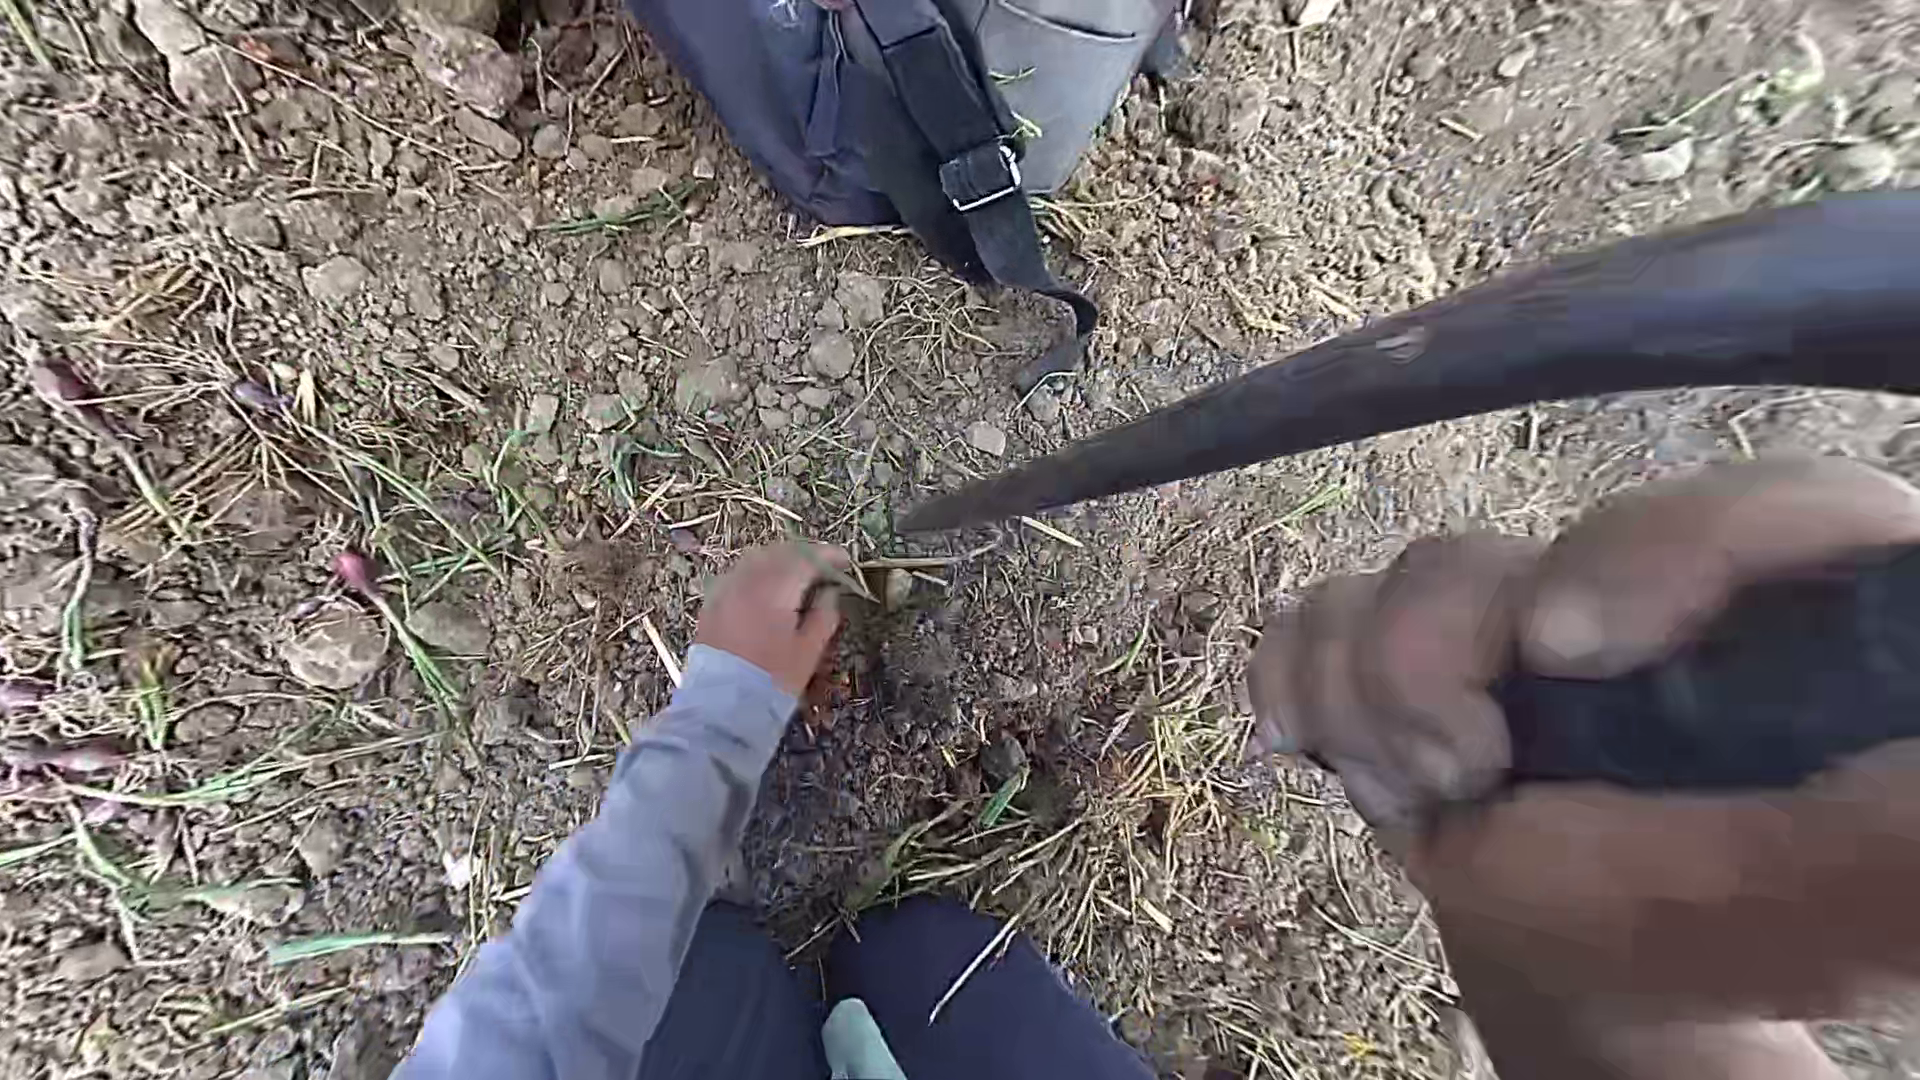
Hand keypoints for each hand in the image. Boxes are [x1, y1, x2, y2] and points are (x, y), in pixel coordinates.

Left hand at [693, 543, 847, 696]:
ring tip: (797, 573)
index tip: (845, 561)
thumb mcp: (809, 651)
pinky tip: (767, 587)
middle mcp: (747, 583)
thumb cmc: (773, 680)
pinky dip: (757, 572)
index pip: (806, 559)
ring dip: (780, 559)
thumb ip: (824, 616)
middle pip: (779, 552)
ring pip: (755, 560)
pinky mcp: (711, 605)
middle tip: (823, 566)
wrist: (722, 707)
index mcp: (775, 590)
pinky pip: (738, 574)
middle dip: (804, 554)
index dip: (829, 556)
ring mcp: (725, 592)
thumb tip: (830, 593)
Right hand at [1248, 458, 1919, 1018]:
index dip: (1641, 555)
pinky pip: (1296, 623)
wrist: (1529, 929)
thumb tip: (1914, 755)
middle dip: (1422, 679)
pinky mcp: (1369, 627)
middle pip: (1463, 564)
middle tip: (1451, 775)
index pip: (1744, 511)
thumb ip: (1886, 833)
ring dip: (1355, 708)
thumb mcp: (1807, 906)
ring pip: (1361, 594)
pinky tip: (1315, 745)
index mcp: (1739, 623)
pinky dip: (1291, 687)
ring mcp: (1463, 606)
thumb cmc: (1671, 929)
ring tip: (1406, 788)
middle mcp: (1589, 588)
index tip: (1562, 653)